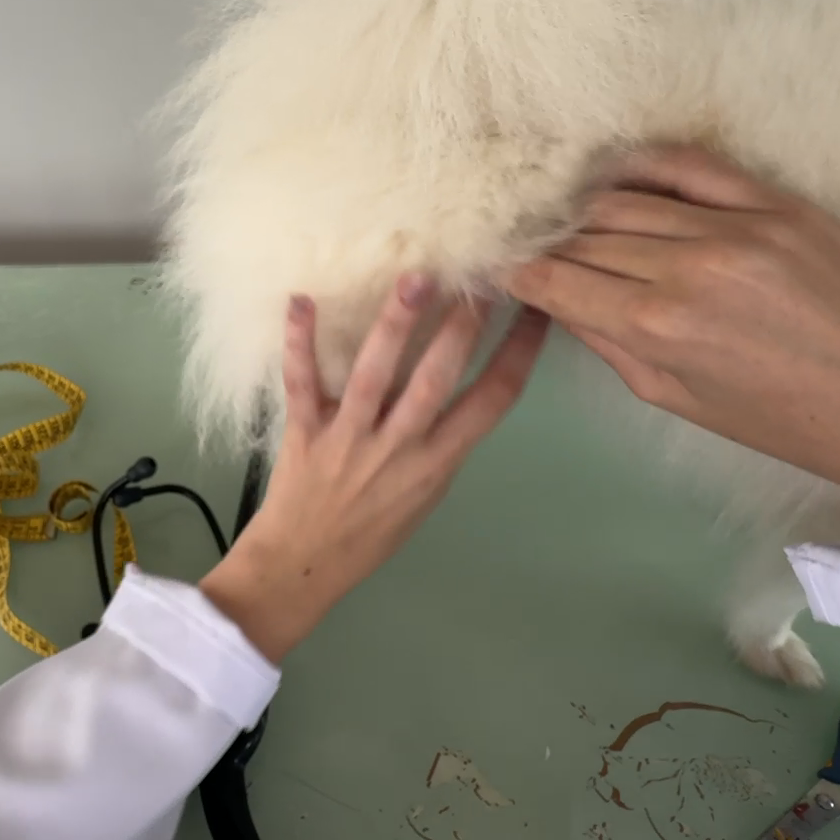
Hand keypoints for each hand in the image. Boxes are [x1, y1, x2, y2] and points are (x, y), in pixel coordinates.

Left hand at [198, 274, 549, 662]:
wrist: (304, 564)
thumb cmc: (370, 532)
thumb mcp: (424, 494)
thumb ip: (439, 442)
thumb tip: (452, 386)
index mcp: (437, 461)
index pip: (492, 402)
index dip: (520, 355)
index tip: (538, 312)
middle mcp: (399, 446)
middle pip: (438, 378)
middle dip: (463, 326)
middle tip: (481, 276)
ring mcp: (349, 437)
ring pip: (375, 375)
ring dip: (395, 325)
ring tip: (414, 279)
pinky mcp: (304, 431)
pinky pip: (301, 382)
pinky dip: (300, 343)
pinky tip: (301, 301)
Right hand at [503, 144, 839, 542]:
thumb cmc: (784, 422)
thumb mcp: (673, 396)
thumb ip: (606, 340)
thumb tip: (558, 298)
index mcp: (652, 325)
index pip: (550, 278)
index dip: (513, 271)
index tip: (497, 268)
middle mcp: (682, 267)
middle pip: (579, 235)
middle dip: (543, 243)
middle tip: (524, 244)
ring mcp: (733, 225)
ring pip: (620, 200)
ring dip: (582, 210)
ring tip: (563, 216)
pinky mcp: (777, 202)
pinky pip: (687, 164)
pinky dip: (639, 164)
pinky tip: (610, 172)